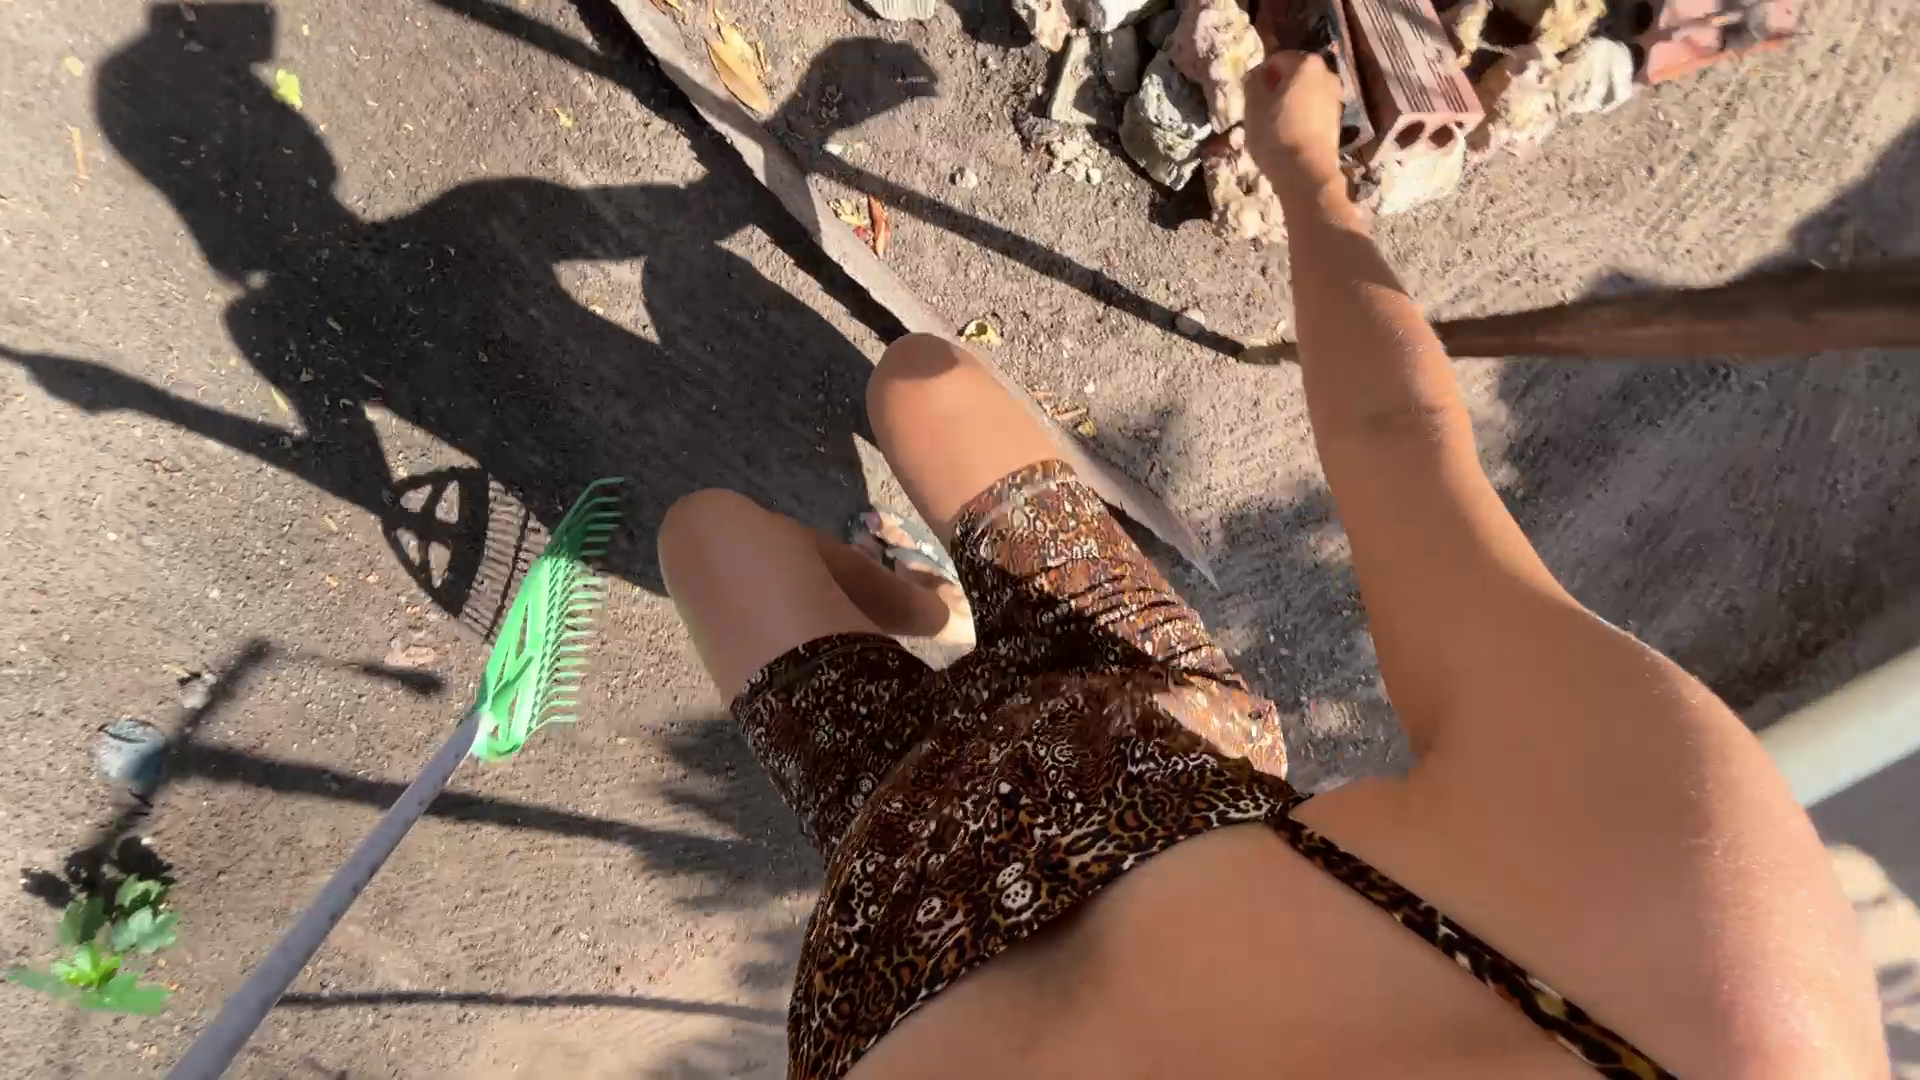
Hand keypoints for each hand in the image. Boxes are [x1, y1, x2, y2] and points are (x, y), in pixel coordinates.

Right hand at [1242, 51, 1344, 193]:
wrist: (1305, 170)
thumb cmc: (1275, 133)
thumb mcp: (1253, 107)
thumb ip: (1253, 85)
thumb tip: (1255, 75)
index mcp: (1305, 64)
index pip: (1277, 59)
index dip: (1260, 75)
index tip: (1249, 93)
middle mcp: (1326, 73)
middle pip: (1294, 75)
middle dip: (1277, 88)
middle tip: (1260, 109)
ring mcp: (1335, 97)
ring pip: (1305, 94)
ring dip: (1289, 104)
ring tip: (1273, 125)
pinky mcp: (1336, 120)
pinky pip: (1313, 112)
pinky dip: (1300, 118)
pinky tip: (1288, 135)